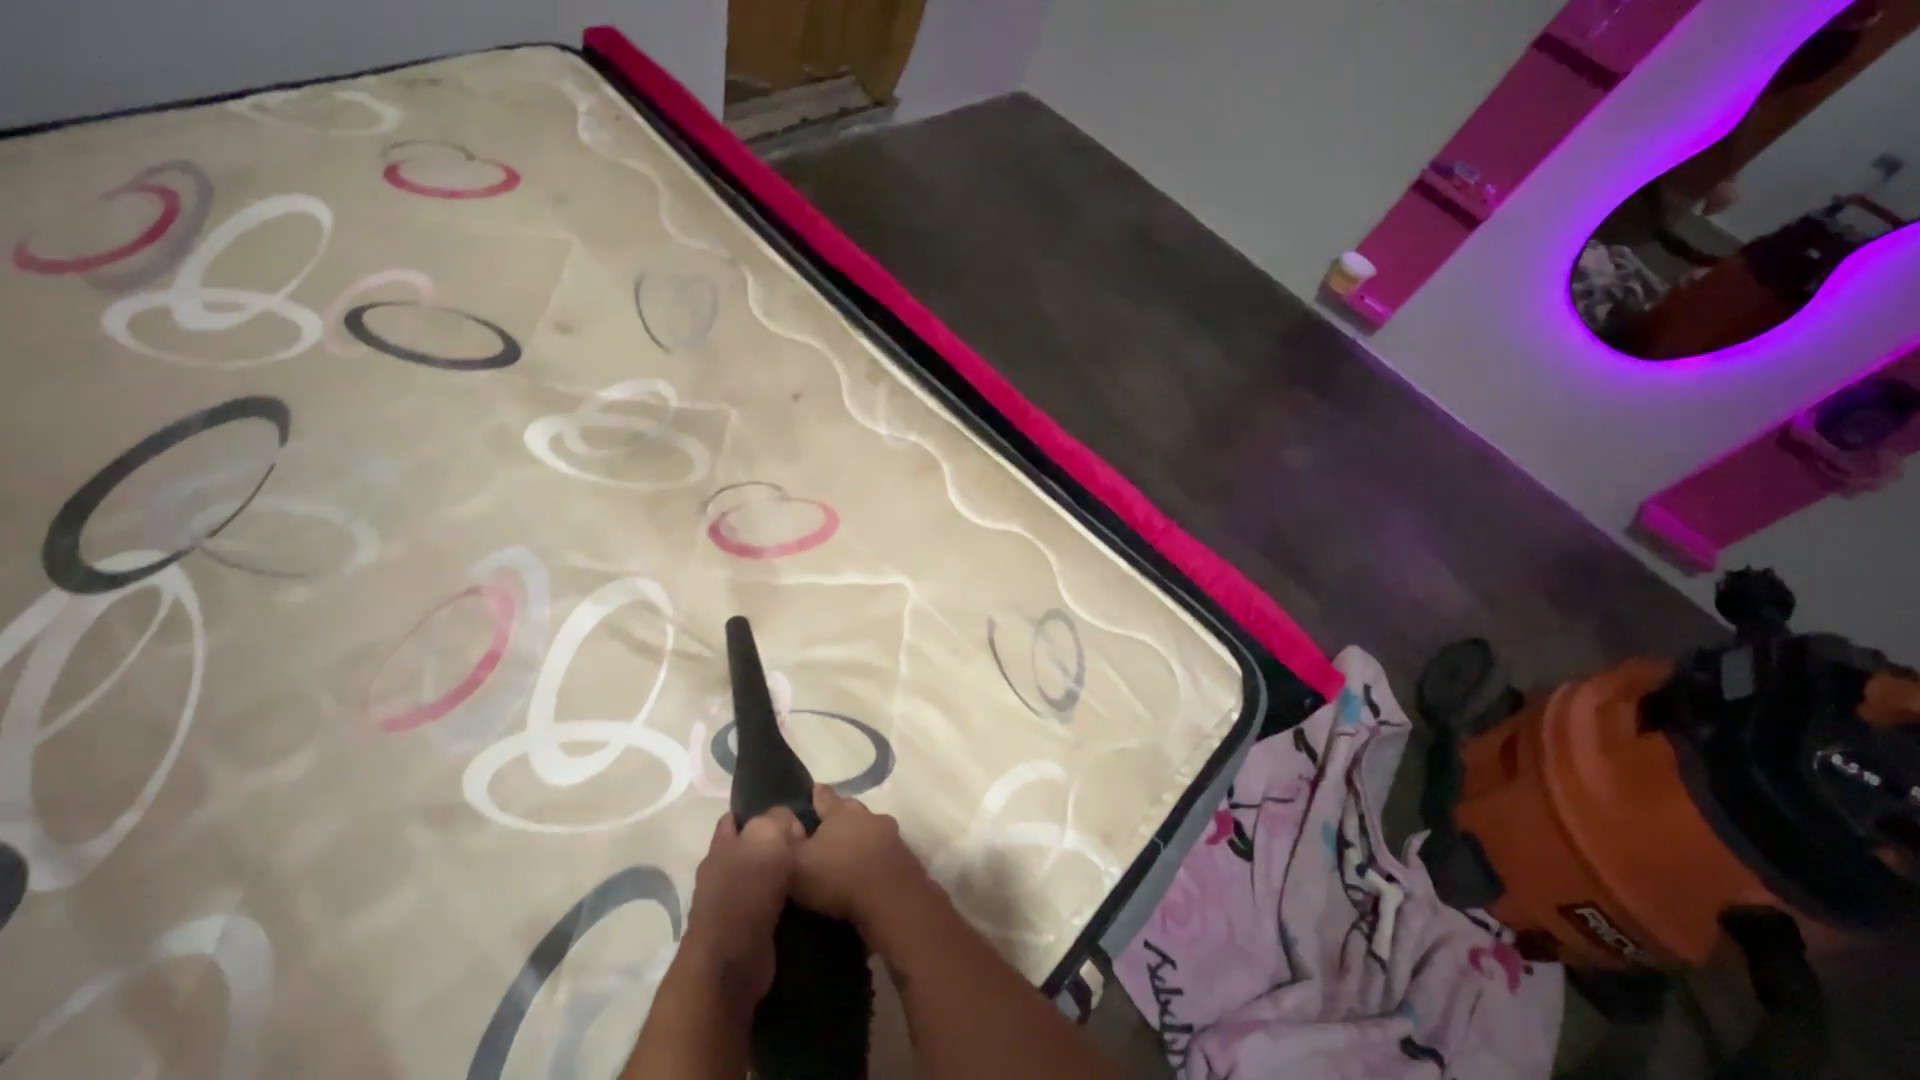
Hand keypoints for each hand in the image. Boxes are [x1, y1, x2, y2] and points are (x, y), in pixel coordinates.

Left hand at [683, 809, 804, 1008]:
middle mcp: (722, 873)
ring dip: (784, 874)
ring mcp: (733, 905)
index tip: (790, 811)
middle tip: (811, 840)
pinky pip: (771, 906)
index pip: (734, 819)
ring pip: (763, 878)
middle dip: (776, 843)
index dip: (757, 811)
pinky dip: (788, 901)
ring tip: (816, 868)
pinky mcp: (748, 932)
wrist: (733, 960)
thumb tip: (791, 826)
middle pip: (750, 849)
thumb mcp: (765, 838)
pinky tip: (810, 898)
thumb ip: (778, 820)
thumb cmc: (745, 892)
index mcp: (721, 847)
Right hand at [790, 784, 928, 931]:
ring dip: (860, 838)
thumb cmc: (838, 878)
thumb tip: (783, 822)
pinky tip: (868, 871)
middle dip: (839, 819)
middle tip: (825, 833)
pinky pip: (885, 851)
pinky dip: (875, 857)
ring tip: (847, 855)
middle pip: (850, 811)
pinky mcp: (906, 856)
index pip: (824, 794)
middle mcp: (869, 815)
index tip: (809, 795)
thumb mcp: (796, 863)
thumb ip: (785, 840)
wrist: (892, 901)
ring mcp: (892, 834)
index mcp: (841, 811)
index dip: (814, 795)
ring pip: (870, 830)